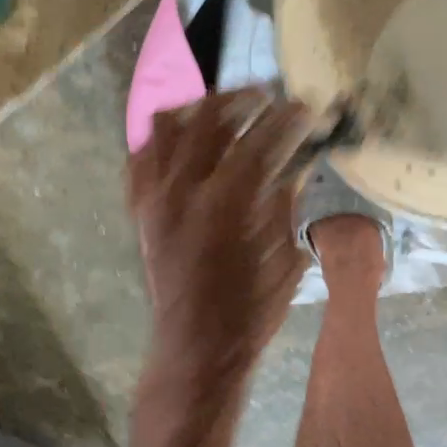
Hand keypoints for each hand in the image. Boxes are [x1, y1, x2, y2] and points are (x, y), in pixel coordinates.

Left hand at [128, 88, 311, 380]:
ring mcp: (155, 198)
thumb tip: (290, 168)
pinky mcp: (140, 210)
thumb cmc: (249, 312)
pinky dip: (164, 141)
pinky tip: (186, 145)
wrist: (196, 348)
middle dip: (244, 99)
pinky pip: (141, 156)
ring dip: (199, 110)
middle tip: (268, 99)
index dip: (287, 119)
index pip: (260, 140)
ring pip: (167, 125)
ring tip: (224, 112)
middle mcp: (183, 190)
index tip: (306, 107)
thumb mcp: (284, 259)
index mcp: (227, 204)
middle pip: (210, 117)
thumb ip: (285, 206)